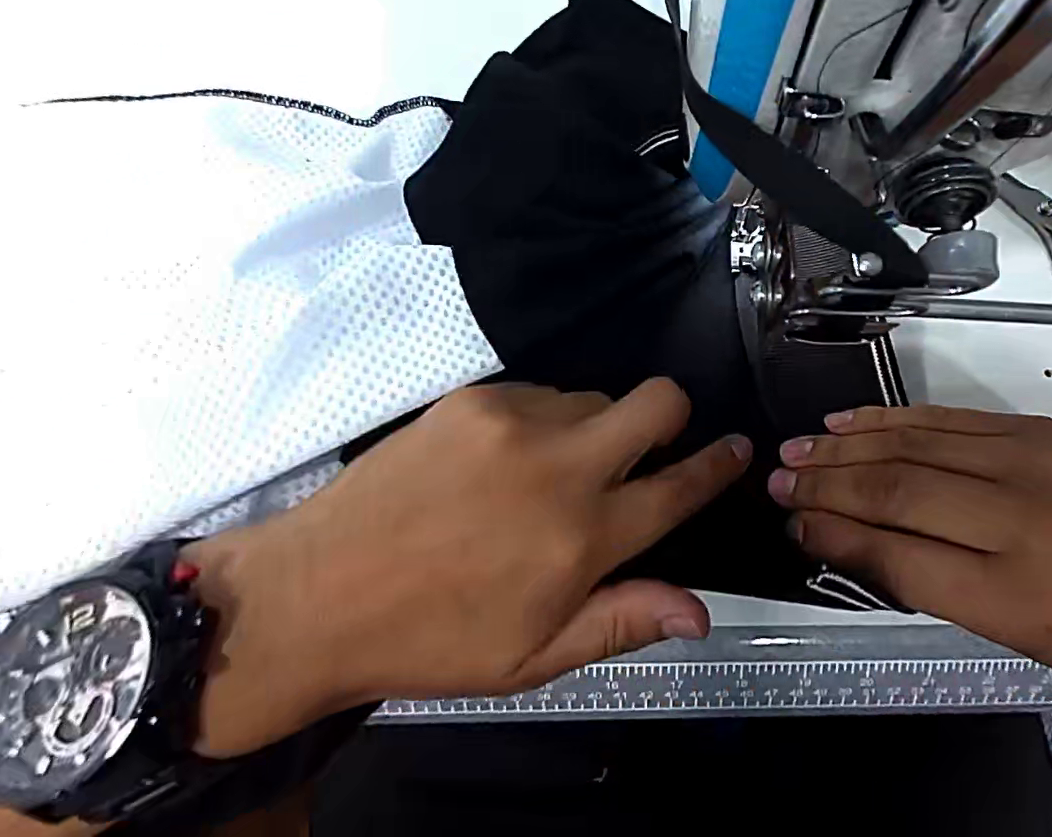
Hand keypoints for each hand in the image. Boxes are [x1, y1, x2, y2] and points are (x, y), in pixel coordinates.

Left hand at [187, 379, 749, 755]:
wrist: (313, 593)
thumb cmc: (433, 637)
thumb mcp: (533, 658)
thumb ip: (622, 622)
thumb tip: (700, 610)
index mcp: (582, 539)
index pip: (679, 487)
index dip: (719, 464)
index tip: (738, 447)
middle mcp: (561, 466)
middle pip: (658, 400)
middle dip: (673, 415)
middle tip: (650, 444)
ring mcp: (516, 420)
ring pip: (596, 396)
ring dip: (594, 429)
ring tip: (549, 470)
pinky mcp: (475, 397)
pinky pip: (543, 392)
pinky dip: (544, 420)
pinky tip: (503, 458)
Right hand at [769, 405, 1051, 696]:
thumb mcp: (999, 628)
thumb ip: (912, 578)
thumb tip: (831, 532)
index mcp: (1020, 594)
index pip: (900, 556)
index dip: (835, 535)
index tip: (790, 521)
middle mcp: (1027, 518)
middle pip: (900, 490)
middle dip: (826, 483)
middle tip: (777, 479)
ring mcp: (1034, 461)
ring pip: (914, 445)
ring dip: (845, 446)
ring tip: (798, 449)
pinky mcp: (1034, 429)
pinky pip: (943, 419)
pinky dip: (887, 420)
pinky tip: (848, 422)